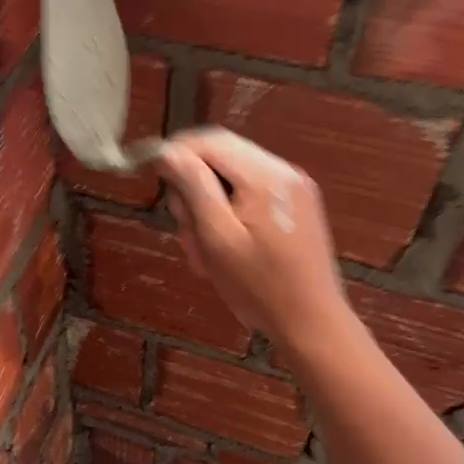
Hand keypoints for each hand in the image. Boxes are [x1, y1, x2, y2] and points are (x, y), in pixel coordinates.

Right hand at [155, 128, 348, 343]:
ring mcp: (294, 188)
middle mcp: (284, 171)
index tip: (152, 173)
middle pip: (223, 156)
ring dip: (209, 204)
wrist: (311, 323)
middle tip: (185, 229)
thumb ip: (193, 188)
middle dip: (194, 186)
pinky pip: (252, 194)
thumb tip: (167, 151)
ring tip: (203, 248)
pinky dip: (230, 212)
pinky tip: (224, 247)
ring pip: (234, 177)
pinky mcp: (297, 206)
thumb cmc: (258, 286)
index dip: (177, 151)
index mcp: (266, 175)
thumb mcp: (216, 238)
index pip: (211, 140)